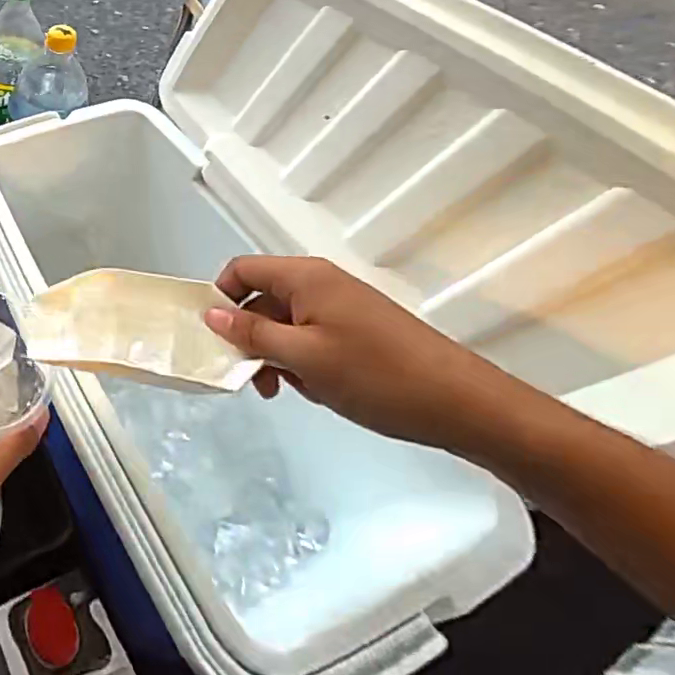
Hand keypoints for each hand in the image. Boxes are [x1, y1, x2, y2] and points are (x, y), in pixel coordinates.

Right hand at [204, 256, 542, 458]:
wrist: (463, 404)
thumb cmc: (376, 375)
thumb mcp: (303, 358)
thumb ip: (252, 335)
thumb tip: (211, 314)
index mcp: (304, 277)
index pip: (242, 270)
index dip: (220, 299)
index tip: (214, 339)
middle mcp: (320, 283)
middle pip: (262, 298)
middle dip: (250, 337)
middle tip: (253, 379)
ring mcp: (342, 306)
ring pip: (286, 322)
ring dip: (276, 354)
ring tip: (287, 391)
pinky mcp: (359, 329)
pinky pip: (312, 336)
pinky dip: (304, 360)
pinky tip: (318, 390)